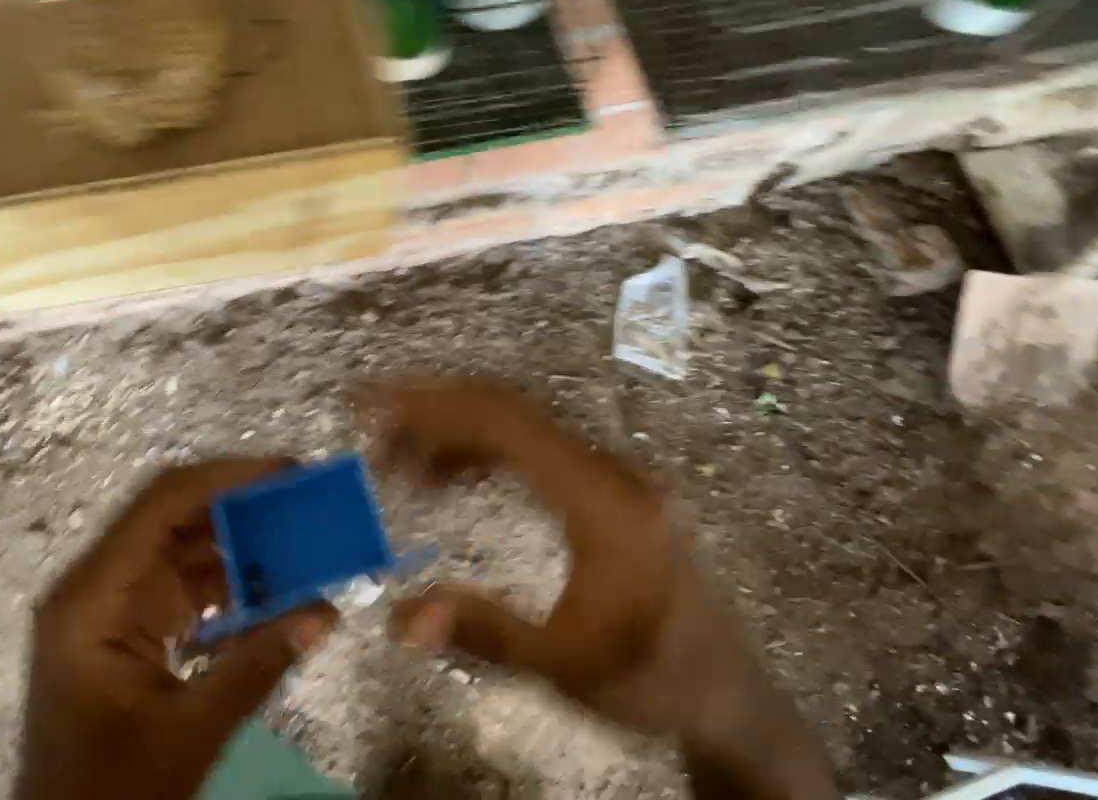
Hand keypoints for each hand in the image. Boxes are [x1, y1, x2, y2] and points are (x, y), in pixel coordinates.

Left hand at [16, 459, 338, 799]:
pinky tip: (275, 590)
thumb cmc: (111, 790)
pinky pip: (184, 588)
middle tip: (303, 497)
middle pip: (172, 518)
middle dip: (240, 504)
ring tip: (302, 537)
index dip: (225, 477)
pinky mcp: (129, 630)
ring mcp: (111, 607)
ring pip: (182, 550)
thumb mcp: (188, 732)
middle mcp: (96, 586)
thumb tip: (326, 613)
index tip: (287, 470)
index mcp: (92, 597)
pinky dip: (229, 585)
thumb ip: (255, 667)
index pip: (161, 505)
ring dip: (240, 544)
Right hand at [358, 378, 838, 799]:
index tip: (377, 407)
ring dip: (453, 428)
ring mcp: (608, 474)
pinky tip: (444, 474)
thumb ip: (486, 634)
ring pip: (519, 423)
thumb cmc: (652, 679)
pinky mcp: (604, 487)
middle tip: (371, 419)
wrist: (726, 691)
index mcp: (601, 499)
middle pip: (509, 409)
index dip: (436, 408)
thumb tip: (401, 618)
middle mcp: (606, 469)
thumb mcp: (568, 668)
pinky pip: (534, 447)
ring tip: (395, 456)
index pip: (507, 425)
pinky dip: (481, 450)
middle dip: (433, 407)